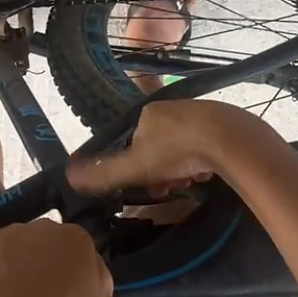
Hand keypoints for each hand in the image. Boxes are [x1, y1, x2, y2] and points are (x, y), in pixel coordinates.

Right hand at [66, 100, 280, 195]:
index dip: (135, 166)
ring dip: (181, 169)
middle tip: (168, 189)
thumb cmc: (176, 150)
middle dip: (160, 171)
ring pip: (182, 148)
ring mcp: (199, 113)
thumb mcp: (134, 166)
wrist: (230, 140)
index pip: (132, 142)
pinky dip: (203, 162)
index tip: (144, 184)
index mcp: (147, 113)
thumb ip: (103, 173)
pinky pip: (205, 146)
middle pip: (158, 146)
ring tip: (189, 182)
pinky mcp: (224, 123)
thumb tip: (67, 175)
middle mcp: (172, 107)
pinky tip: (208, 173)